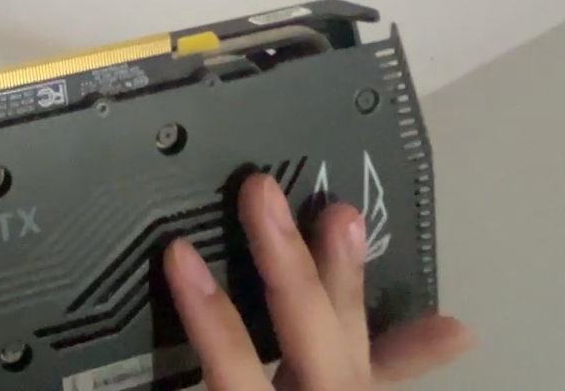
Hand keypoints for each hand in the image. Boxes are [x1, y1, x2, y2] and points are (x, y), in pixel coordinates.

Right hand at [163, 173, 473, 388]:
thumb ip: (157, 385)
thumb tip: (111, 374)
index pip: (235, 380)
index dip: (212, 320)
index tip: (179, 253)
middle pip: (310, 355)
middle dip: (288, 268)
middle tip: (262, 193)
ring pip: (355, 358)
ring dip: (349, 284)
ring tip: (347, 217)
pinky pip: (385, 388)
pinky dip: (410, 356)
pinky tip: (453, 326)